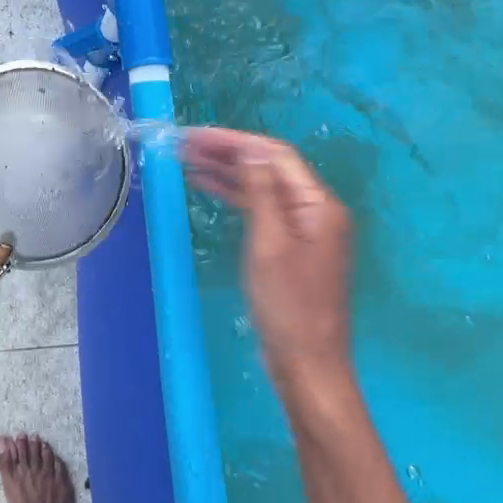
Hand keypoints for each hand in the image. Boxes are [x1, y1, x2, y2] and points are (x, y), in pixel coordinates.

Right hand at [183, 127, 354, 381]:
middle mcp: (316, 210)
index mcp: (319, 205)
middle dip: (228, 152)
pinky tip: (207, 187)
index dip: (235, 141)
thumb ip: (261, 191)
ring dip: (227, 171)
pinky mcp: (292, 247)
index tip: (196, 136)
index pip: (275, 154)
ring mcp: (305, 229)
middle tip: (184, 145)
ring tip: (187, 160)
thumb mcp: (269, 244)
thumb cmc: (288, 307)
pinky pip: (262, 208)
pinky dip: (236, 195)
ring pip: (263, 186)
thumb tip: (249, 148)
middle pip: (269, 166)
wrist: (307, 367)